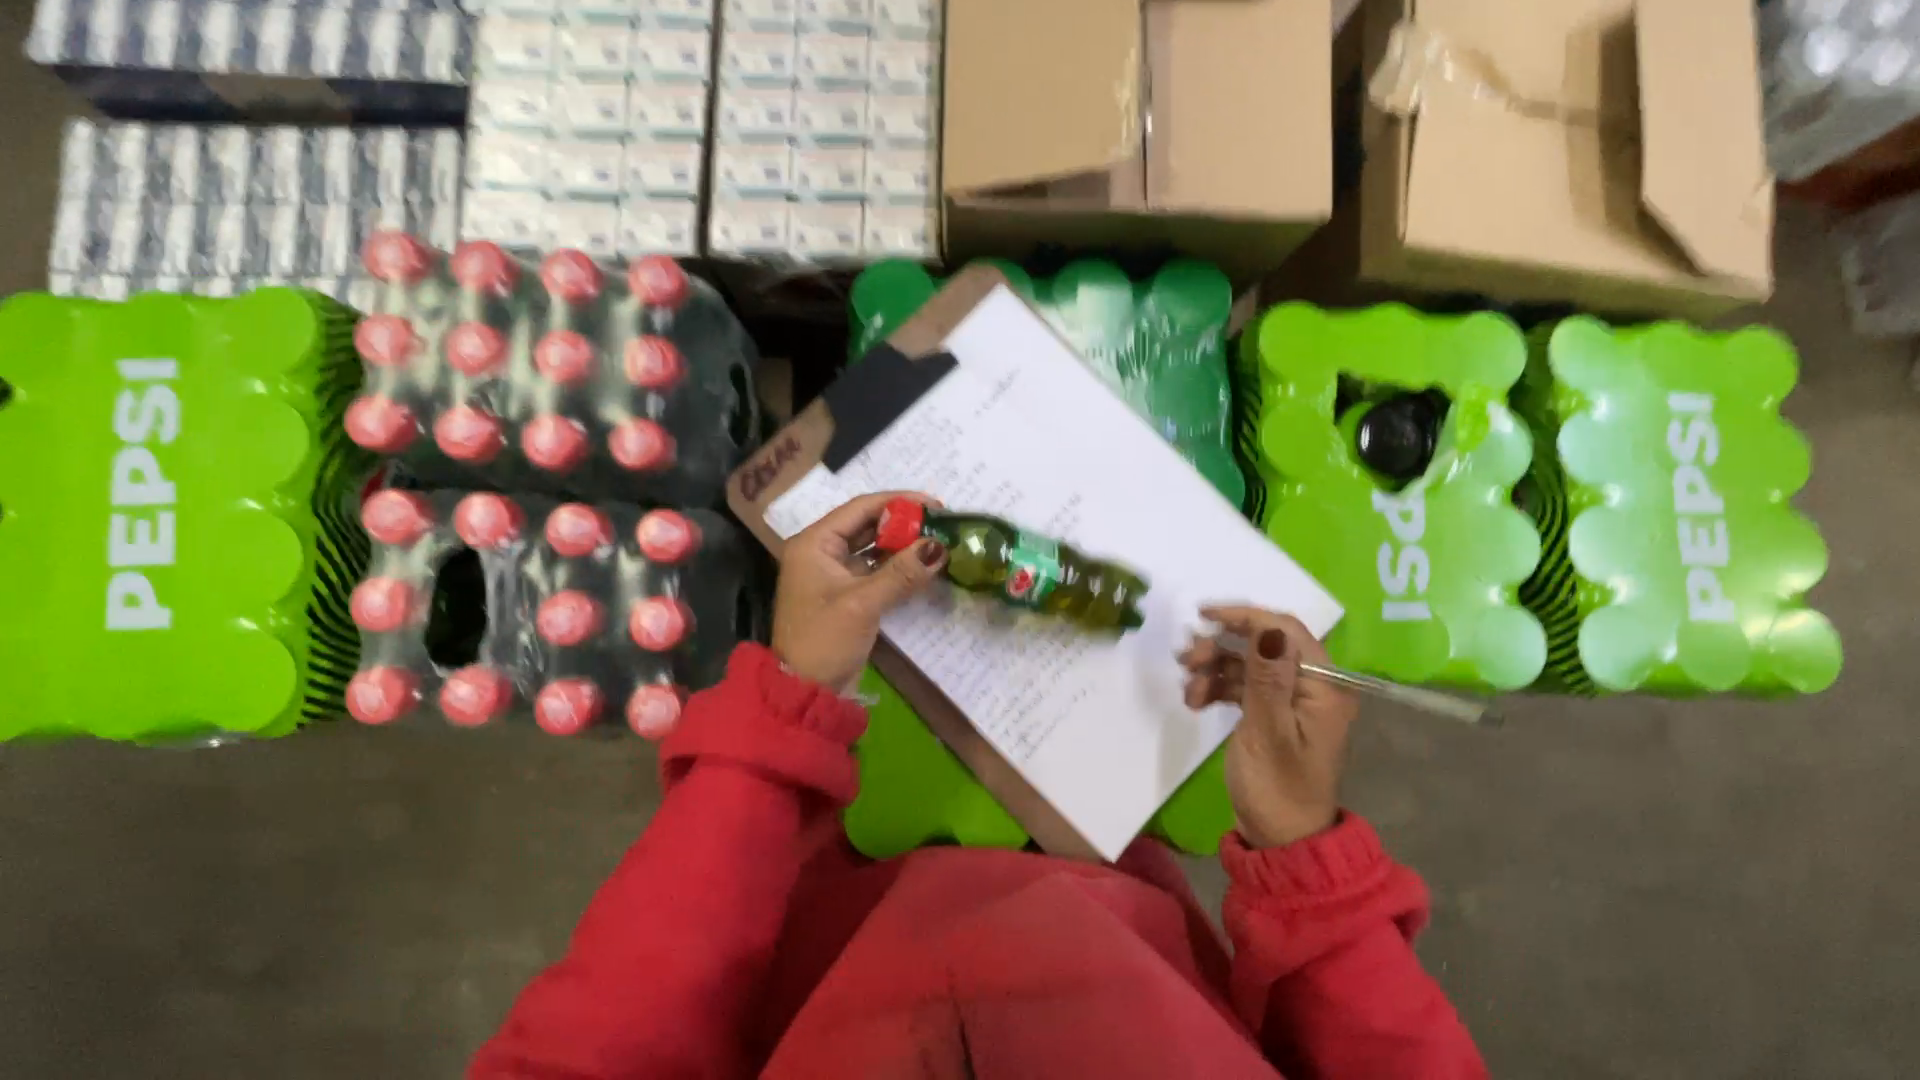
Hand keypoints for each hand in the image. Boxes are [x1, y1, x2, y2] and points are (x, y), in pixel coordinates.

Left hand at [770, 492, 947, 691]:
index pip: (860, 508)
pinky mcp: (846, 596)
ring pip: (873, 548)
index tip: (934, 505)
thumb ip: (901, 573)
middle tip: (942, 524)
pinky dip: (898, 567)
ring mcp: (833, 575)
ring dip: (903, 546)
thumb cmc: (824, 640)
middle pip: (867, 525)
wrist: (803, 691)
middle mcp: (821, 552)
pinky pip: (875, 571)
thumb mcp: (863, 604)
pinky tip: (924, 567)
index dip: (898, 502)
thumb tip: (939, 547)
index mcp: (814, 543)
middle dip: (904, 524)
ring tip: (939, 542)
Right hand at [1178, 606, 1358, 848]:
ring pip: (1247, 663)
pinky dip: (1217, 687)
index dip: (1245, 616)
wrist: (1281, 840)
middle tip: (1187, 658)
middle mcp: (1312, 685)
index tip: (1204, 616)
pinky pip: (1242, 685)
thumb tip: (1266, 627)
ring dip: (1214, 667)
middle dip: (1222, 645)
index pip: (1285, 630)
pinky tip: (1196, 701)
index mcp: (1323, 686)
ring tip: (1188, 688)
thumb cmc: (1278, 788)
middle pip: (1263, 643)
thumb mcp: (1268, 732)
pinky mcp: (1271, 714)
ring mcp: (1290, 700)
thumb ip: (1266, 678)